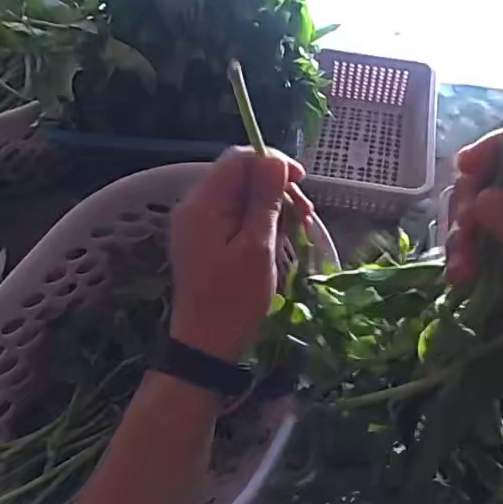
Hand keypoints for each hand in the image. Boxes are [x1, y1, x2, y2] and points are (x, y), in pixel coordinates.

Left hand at [169, 148, 309, 361]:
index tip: (302, 181)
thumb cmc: (235, 298)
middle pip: (241, 177)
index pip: (238, 159)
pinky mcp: (207, 241)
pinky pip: (236, 218)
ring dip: (274, 208)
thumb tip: (275, 161)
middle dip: (277, 189)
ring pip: (242, 198)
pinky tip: (280, 240)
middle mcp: (196, 207)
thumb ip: (265, 201)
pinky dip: (261, 223)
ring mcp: (200, 225)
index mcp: (204, 204)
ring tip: (300, 230)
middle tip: (306, 216)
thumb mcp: (258, 247)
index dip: (272, 162)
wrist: (207, 344)